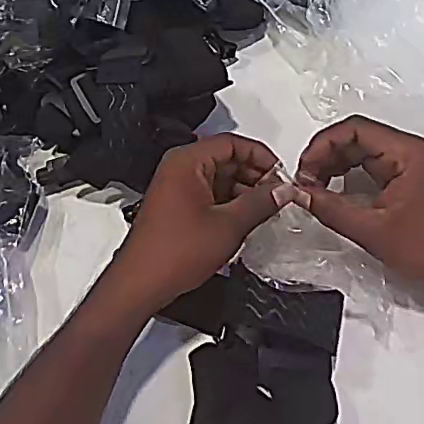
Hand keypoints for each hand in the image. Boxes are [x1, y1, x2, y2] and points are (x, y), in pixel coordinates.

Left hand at [93, 134, 285, 319]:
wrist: (143, 281)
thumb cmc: (171, 253)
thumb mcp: (229, 225)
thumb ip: (260, 203)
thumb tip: (280, 191)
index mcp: (187, 162)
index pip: (231, 143)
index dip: (260, 156)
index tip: (280, 173)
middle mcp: (179, 168)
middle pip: (226, 158)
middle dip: (255, 174)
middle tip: (278, 193)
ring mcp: (177, 186)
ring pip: (220, 177)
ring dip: (244, 191)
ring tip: (267, 208)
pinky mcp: (177, 204)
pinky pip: (210, 193)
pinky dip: (230, 202)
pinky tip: (247, 218)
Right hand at [295, 116, 423, 291]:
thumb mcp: (373, 231)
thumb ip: (330, 208)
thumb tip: (300, 193)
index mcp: (405, 153)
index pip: (354, 129)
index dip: (322, 145)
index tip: (304, 168)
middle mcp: (406, 151)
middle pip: (353, 137)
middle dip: (324, 156)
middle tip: (304, 181)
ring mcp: (404, 164)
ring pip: (356, 151)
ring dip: (331, 165)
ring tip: (313, 188)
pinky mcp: (401, 178)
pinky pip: (364, 166)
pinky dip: (343, 175)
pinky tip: (329, 192)